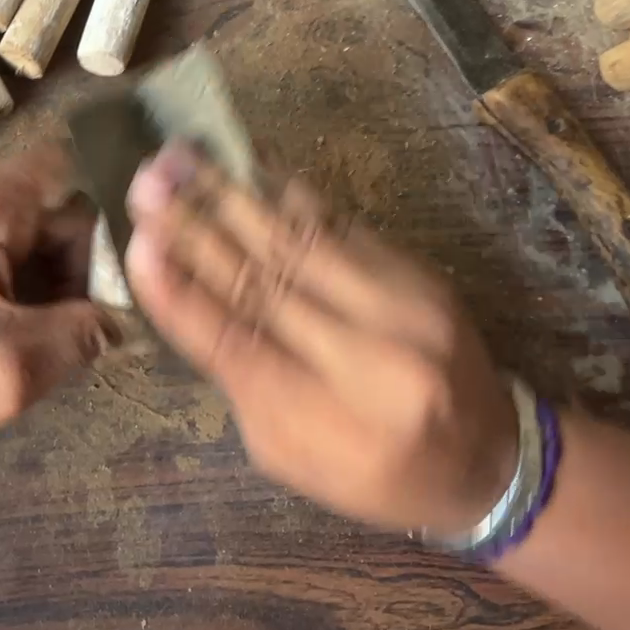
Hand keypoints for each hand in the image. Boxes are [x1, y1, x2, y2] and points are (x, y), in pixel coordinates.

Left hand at [0, 145, 113, 453]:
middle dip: (75, 260)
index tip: (126, 262)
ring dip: (48, 274)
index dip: (107, 206)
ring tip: (43, 331)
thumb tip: (119, 315)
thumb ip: (83, 331)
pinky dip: (18, 277)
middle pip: (49, 203)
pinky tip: (16, 322)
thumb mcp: (14, 369)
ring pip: (27, 226)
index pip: (66, 166)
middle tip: (79, 321)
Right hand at [122, 142, 517, 532]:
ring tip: (182, 157)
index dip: (181, 293)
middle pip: (264, 279)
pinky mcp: (415, 270)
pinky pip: (336, 222)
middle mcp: (374, 353)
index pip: (237, 344)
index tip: (137, 244)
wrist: (493, 460)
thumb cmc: (371, 472)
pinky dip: (281, 191)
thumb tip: (185, 299)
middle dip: (196, 226)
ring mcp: (404, 302)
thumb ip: (240, 380)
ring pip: (299, 238)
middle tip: (147, 182)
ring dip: (232, 193)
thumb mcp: (288, 452)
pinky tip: (244, 163)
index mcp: (331, 418)